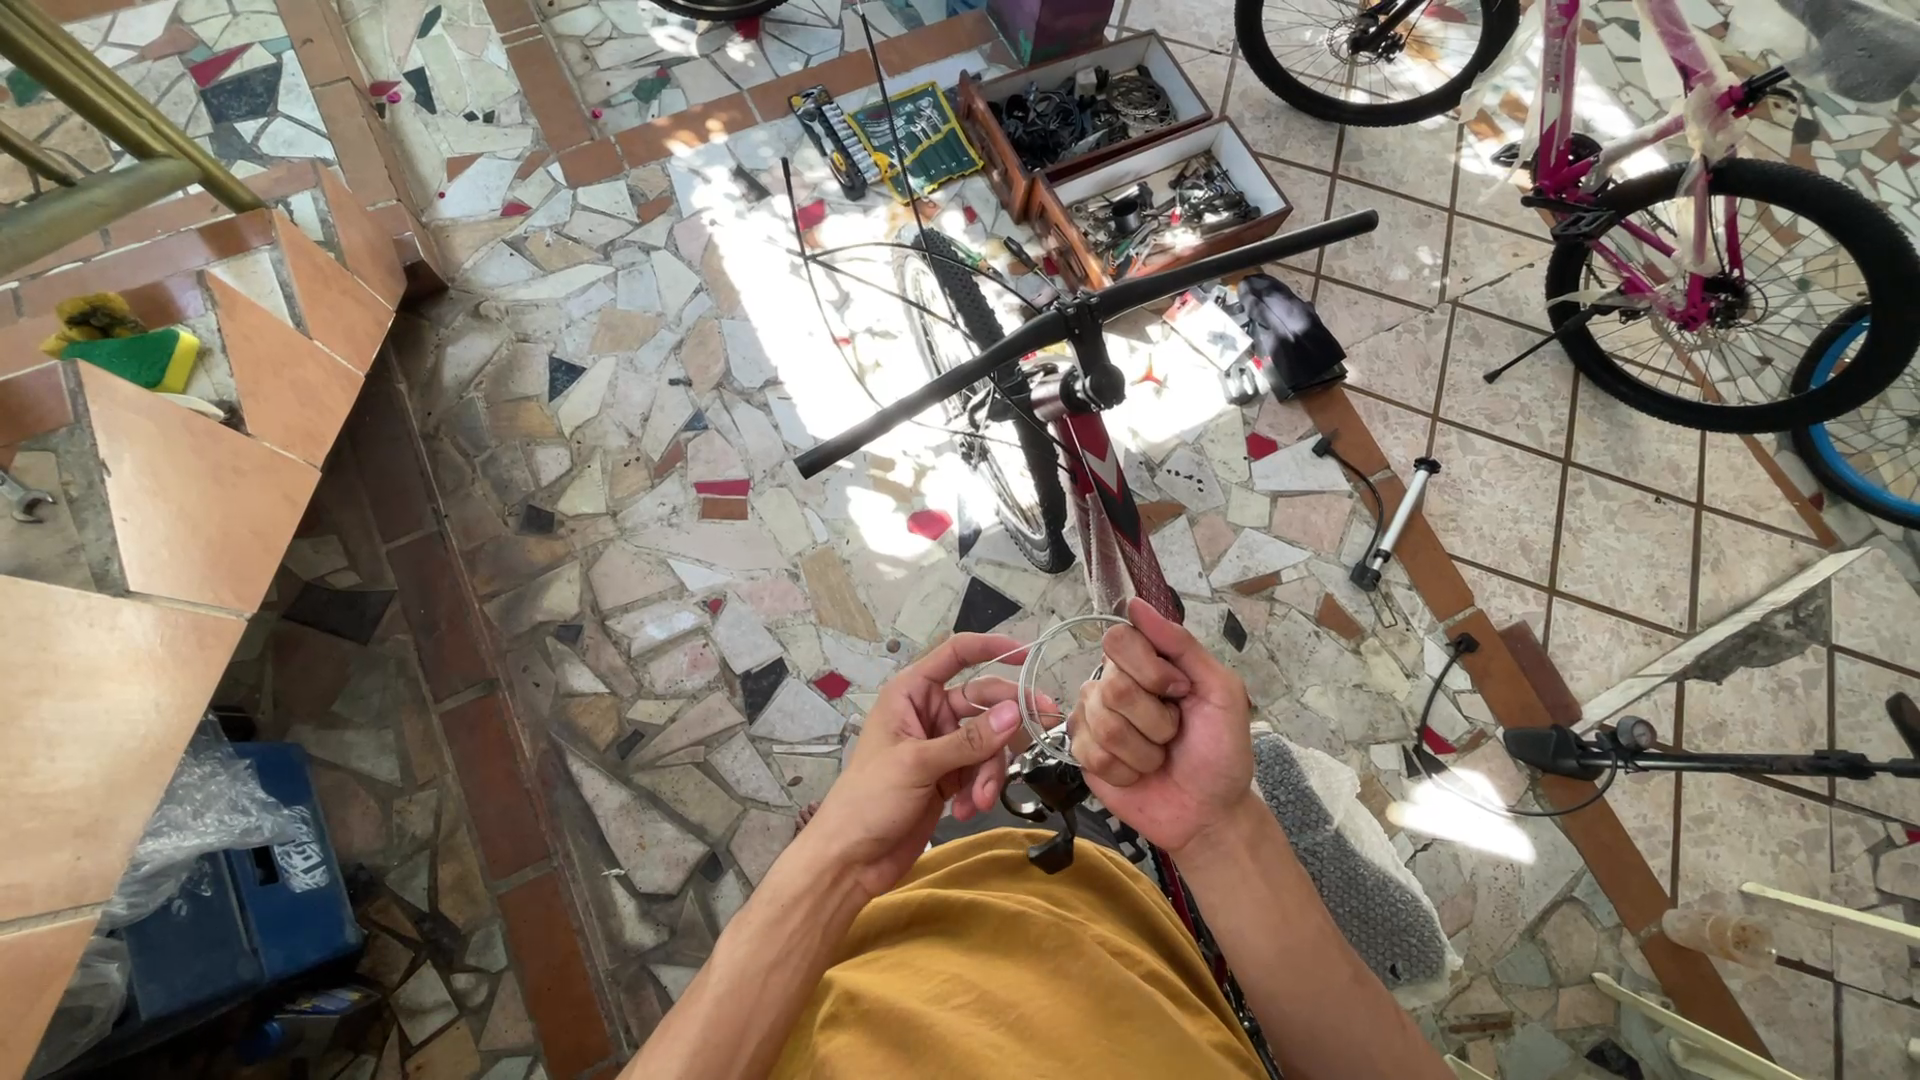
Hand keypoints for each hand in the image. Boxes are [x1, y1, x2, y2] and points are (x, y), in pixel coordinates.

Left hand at [797, 634, 1033, 900]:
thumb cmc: (868, 799)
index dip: (992, 647)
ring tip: (979, 799)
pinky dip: (980, 789)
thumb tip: (1014, 712)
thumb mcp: (918, 764)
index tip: (1028, 654)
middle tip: (1044, 725)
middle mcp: (929, 713)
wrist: (851, 859)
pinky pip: (982, 770)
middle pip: (983, 701)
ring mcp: (941, 745)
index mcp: (911, 693)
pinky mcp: (950, 776)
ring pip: (988, 741)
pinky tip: (966, 810)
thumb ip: (969, 740)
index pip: (956, 654)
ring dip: (989, 771)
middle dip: (1008, 720)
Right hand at [1068, 597, 1255, 853]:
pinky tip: (1138, 774)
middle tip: (1173, 733)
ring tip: (1159, 757)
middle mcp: (1111, 683)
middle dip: (1155, 721)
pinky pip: (1091, 754)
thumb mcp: (1221, 691)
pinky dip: (1127, 771)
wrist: (1209, 812)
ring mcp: (1092, 718)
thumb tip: (1135, 604)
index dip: (1149, 670)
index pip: (1118, 639)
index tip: (1179, 692)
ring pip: (1103, 725)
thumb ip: (1181, 644)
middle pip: (1112, 687)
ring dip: (1144, 751)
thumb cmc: (1220, 750)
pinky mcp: (1082, 753)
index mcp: (1144, 662)